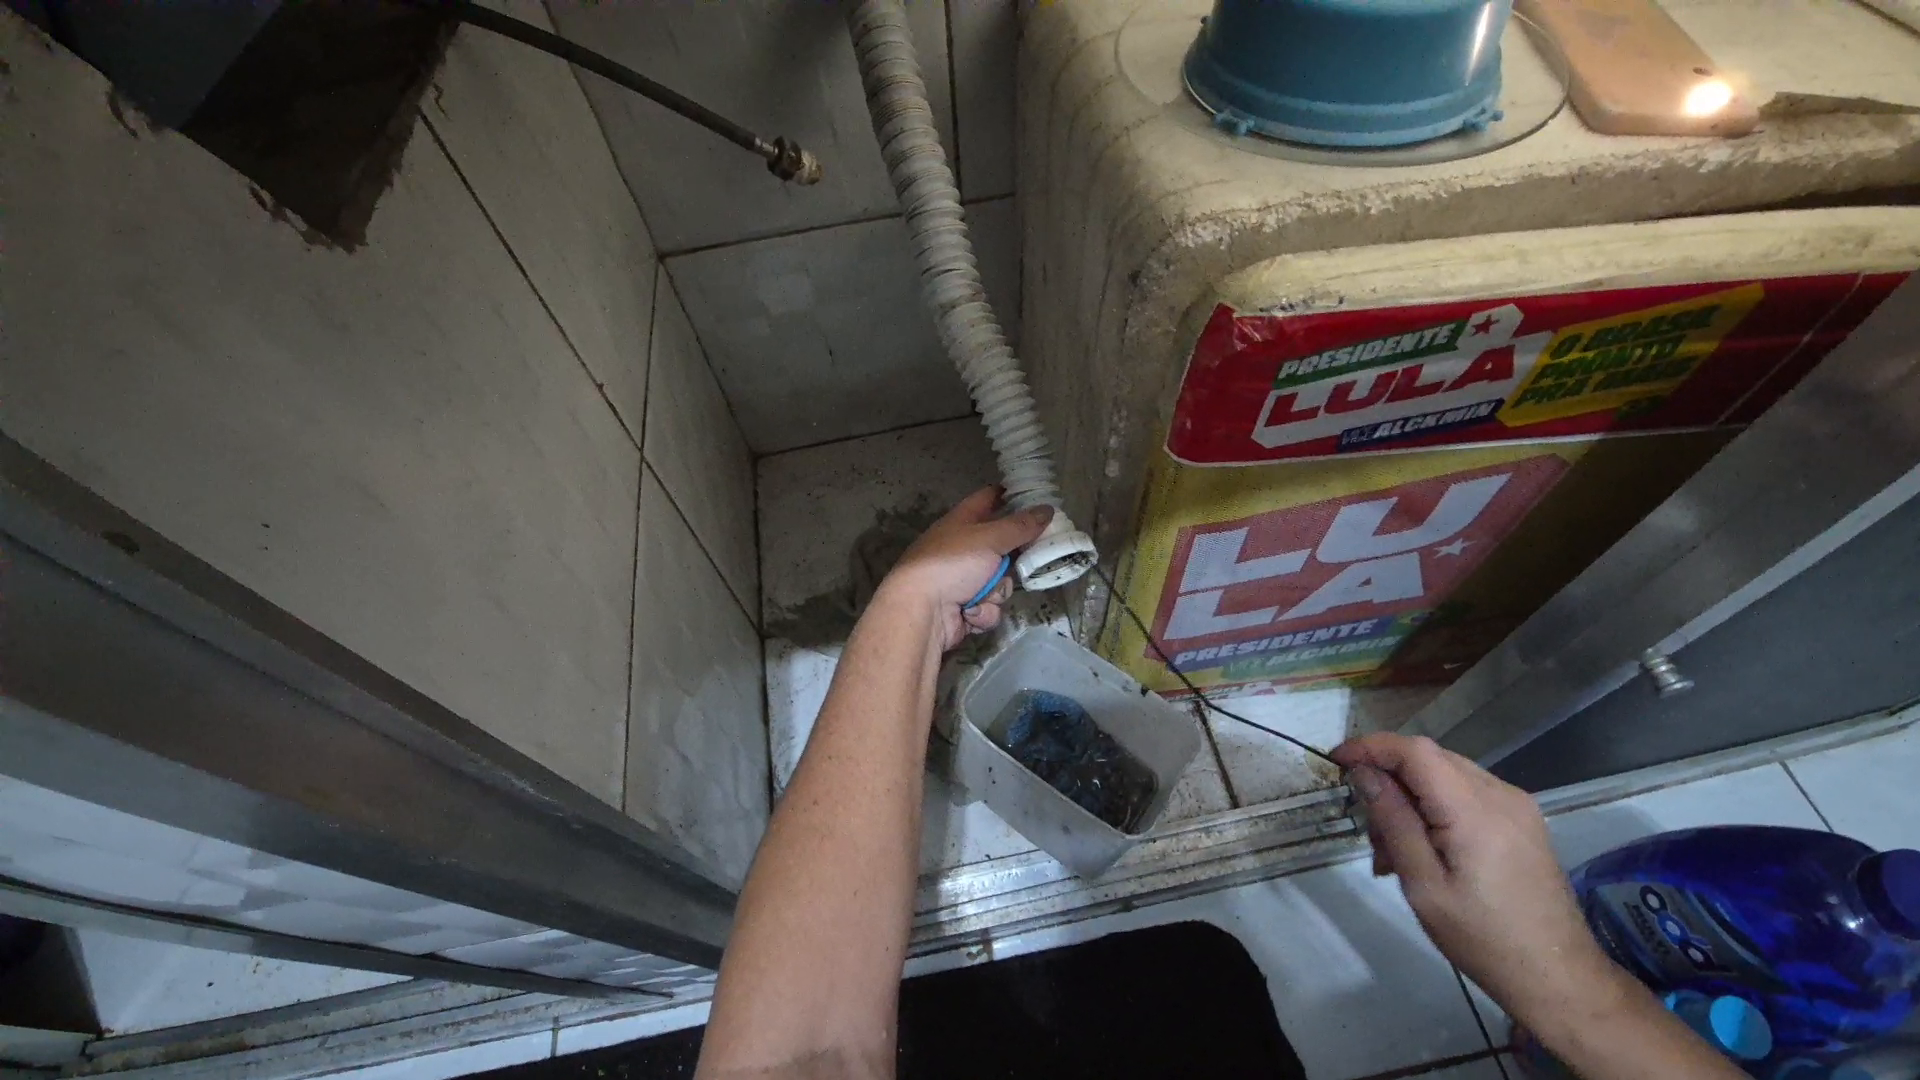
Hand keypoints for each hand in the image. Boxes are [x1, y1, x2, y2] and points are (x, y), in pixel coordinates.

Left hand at [877, 487, 1052, 651]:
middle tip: (1026, 560)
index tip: (1035, 497)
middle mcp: (962, 549)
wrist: (921, 611)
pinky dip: (984, 611)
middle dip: (1012, 560)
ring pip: (1000, 583)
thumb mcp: (990, 539)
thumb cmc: (952, 564)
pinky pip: (989, 607)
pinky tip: (970, 612)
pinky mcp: (965, 608)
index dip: (1010, 495)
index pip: (988, 499)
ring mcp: (962, 580)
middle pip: (1003, 548)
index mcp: (962, 522)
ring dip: (995, 592)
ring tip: (981, 595)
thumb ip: (1021, 526)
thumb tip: (1047, 509)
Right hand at [1331, 734, 1622, 1033]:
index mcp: (1476, 812)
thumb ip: (1394, 822)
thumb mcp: (1424, 885)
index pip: (1415, 751)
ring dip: (1408, 797)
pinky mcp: (1521, 820)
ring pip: (1444, 774)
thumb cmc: (1484, 939)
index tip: (1336, 762)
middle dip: (1387, 778)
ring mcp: (1516, 806)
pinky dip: (1433, 807)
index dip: (1371, 747)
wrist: (1561, 980)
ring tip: (1392, 850)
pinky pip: (1465, 793)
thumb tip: (1364, 773)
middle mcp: (1501, 795)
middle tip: (1367, 826)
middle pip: (1428, 758)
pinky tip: (1423, 848)